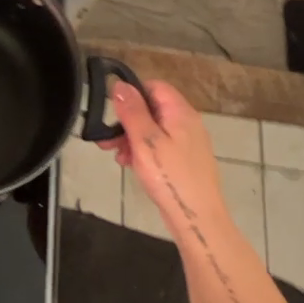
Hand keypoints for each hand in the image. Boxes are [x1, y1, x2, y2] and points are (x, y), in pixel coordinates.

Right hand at [99, 80, 229, 240]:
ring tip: (117, 156)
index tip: (113, 111)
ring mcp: (188, 143)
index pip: (155, 87)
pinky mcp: (185, 161)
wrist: (196, 217)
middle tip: (107, 139)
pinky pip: (160, 147)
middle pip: (153, 109)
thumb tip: (120, 85)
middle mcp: (188, 123)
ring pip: (154, 130)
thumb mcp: (145, 141)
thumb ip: (132, 111)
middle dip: (127, 121)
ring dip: (132, 138)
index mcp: (181, 113)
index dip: (133, 94)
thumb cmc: (170, 176)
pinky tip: (131, 165)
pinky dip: (144, 151)